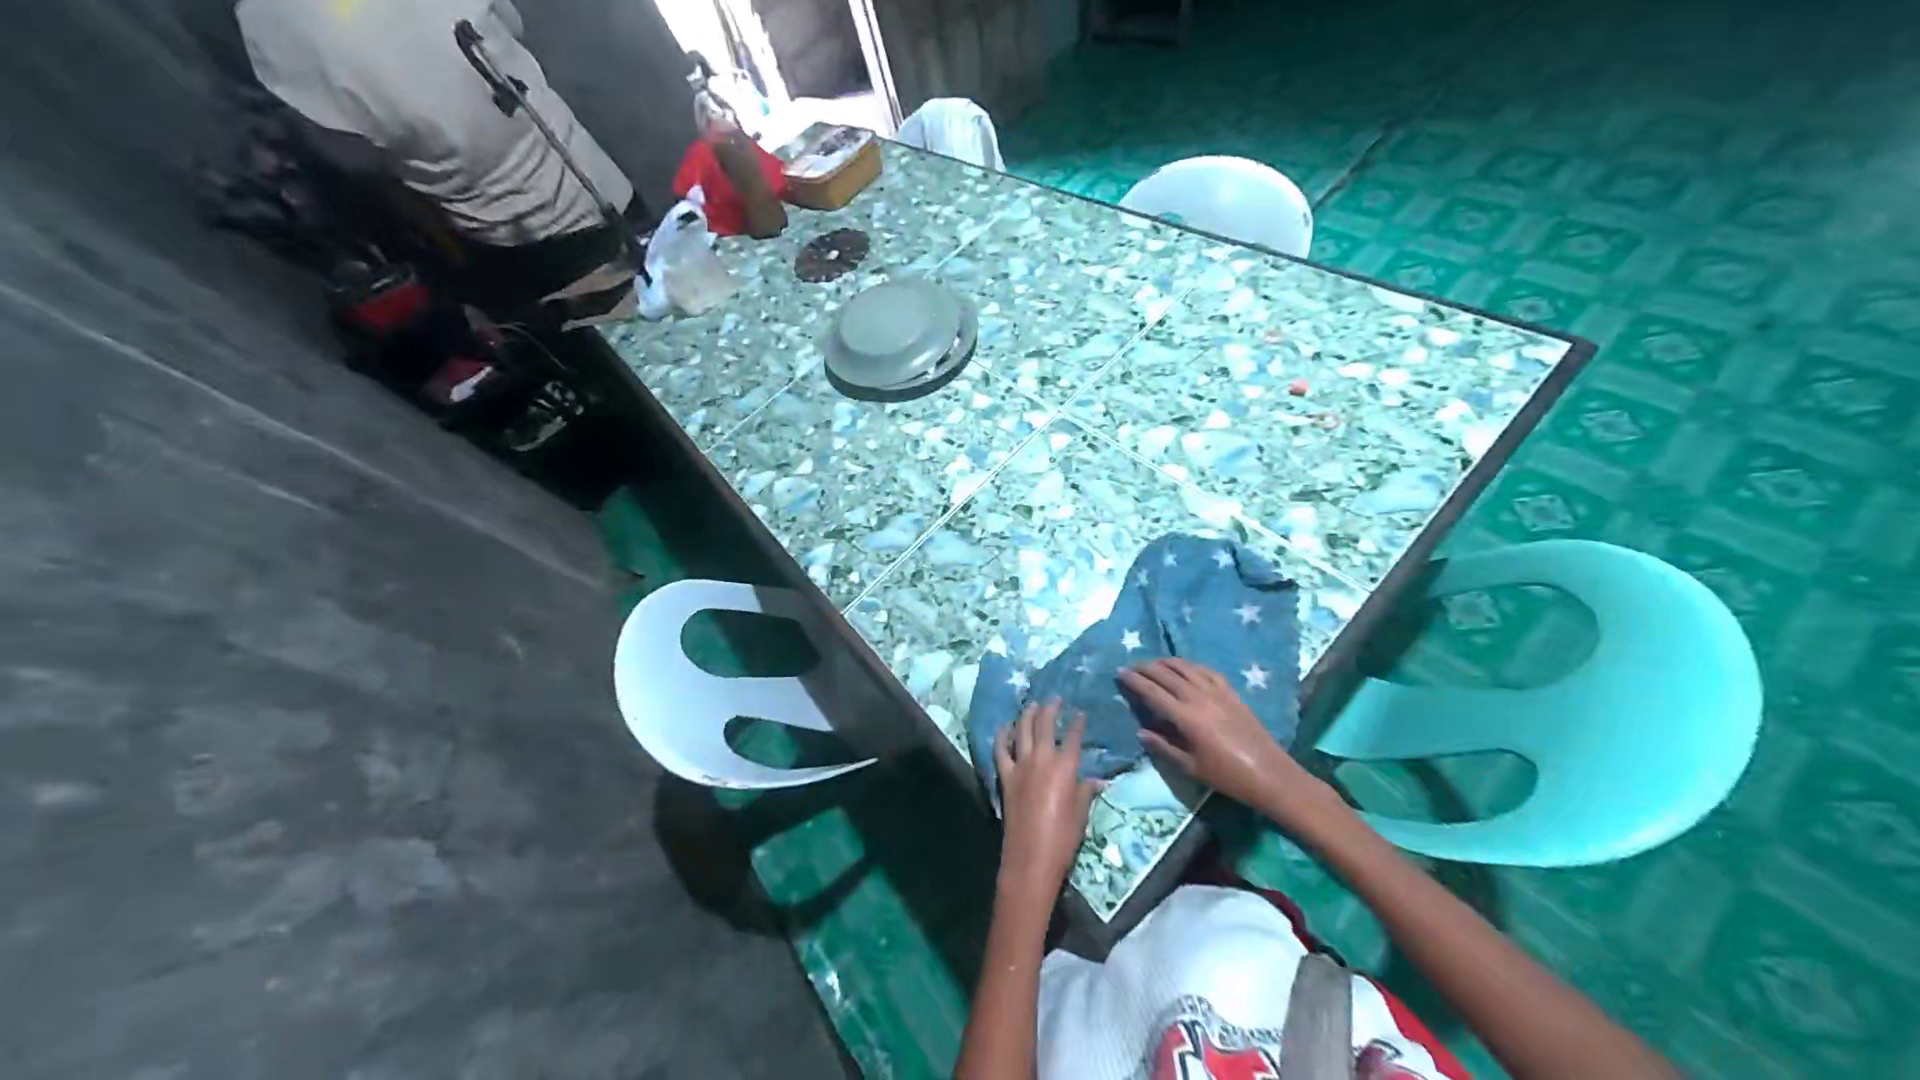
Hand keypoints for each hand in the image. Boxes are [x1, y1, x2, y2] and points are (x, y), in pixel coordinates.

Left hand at [993, 701, 1100, 905]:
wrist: (1030, 858)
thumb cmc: (1063, 837)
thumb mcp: (1081, 813)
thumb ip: (1087, 791)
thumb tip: (1099, 780)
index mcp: (1065, 767)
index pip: (1072, 736)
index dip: (1077, 722)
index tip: (1080, 713)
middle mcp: (1041, 759)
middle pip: (1044, 725)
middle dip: (1051, 709)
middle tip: (1055, 700)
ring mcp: (1020, 765)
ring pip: (1022, 730)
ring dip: (1027, 715)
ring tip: (1032, 705)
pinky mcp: (1005, 776)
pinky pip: (1001, 749)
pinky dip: (1003, 735)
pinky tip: (1006, 728)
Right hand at [1119, 658, 1340, 830]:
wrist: (1269, 773)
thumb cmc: (1226, 775)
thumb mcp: (1190, 767)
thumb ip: (1163, 747)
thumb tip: (1141, 732)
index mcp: (1185, 716)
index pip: (1152, 691)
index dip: (1134, 681)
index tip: (1120, 672)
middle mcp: (1198, 697)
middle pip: (1166, 674)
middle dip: (1146, 667)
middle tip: (1132, 666)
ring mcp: (1217, 692)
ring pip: (1186, 667)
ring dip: (1166, 662)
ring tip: (1154, 663)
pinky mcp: (1231, 692)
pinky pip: (1206, 671)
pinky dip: (1191, 665)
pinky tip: (1185, 667)